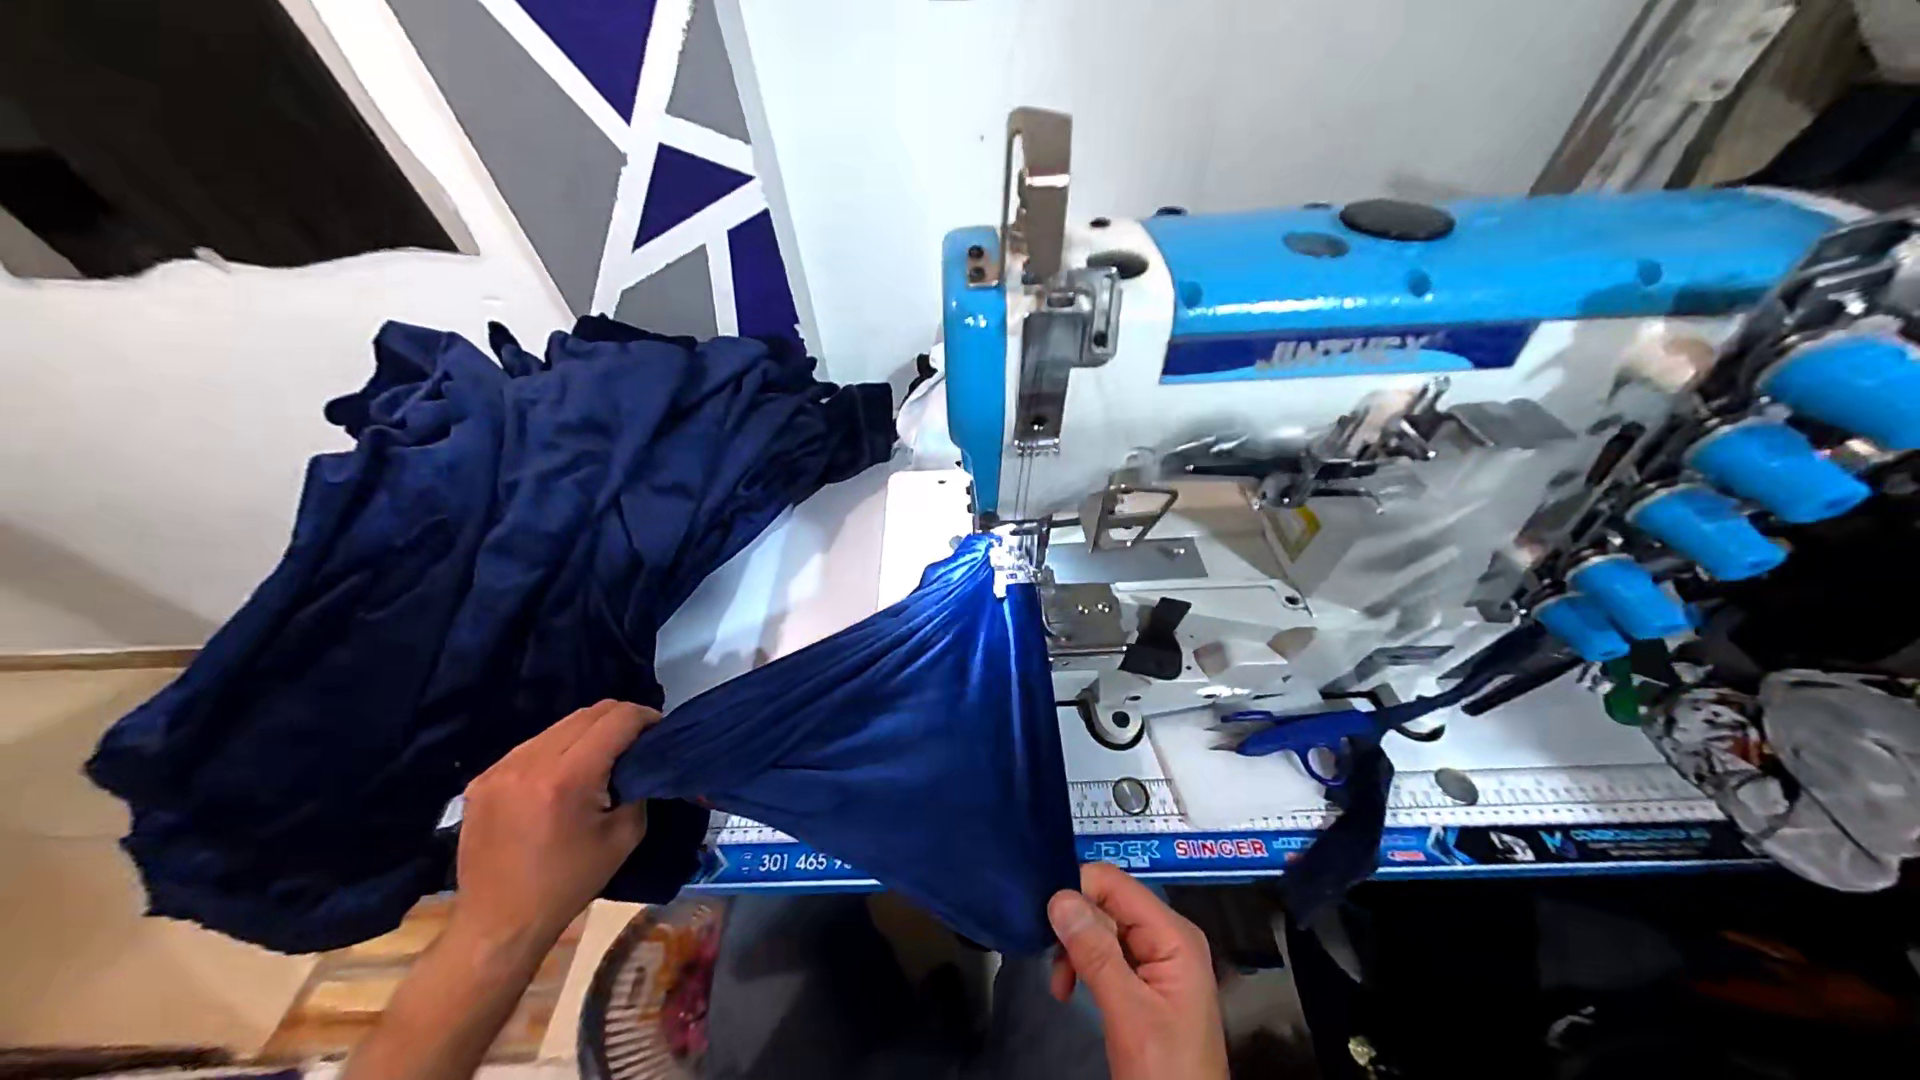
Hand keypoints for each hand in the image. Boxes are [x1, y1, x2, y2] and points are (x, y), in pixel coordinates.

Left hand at [452, 700, 657, 951]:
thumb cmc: (569, 882)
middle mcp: (530, 762)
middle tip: (637, 742)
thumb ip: (639, 784)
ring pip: (561, 725)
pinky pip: (534, 744)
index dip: (646, 717)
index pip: (617, 718)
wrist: (498, 923)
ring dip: (589, 732)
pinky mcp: (482, 779)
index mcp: (568, 778)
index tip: (658, 732)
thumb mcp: (625, 835)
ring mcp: (500, 768)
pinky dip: (559, 748)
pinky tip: (565, 775)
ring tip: (602, 758)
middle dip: (621, 720)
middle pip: (590, 713)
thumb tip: (645, 756)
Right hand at [1048, 861, 1227, 1079]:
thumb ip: (1096, 953)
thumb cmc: (1165, 1074)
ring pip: (1101, 926)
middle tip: (1054, 967)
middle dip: (1074, 927)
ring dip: (1075, 948)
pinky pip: (1105, 951)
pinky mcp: (1143, 979)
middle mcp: (1166, 935)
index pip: (1113, 883)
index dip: (1076, 893)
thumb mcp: (1129, 1015)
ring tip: (1061, 985)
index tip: (1048, 927)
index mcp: (1172, 933)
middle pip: (1106, 902)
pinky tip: (1069, 988)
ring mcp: (1156, 957)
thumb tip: (1058, 897)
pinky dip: (1082, 964)